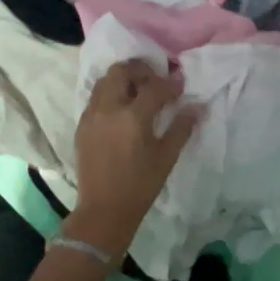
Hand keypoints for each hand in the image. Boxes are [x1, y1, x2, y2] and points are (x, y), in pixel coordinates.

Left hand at [71, 59, 198, 249]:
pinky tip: (122, 109)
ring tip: (138, 92)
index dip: (170, 83)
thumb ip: (182, 128)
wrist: (103, 210)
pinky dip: (109, 93)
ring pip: (104, 81)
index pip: (154, 87)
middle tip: (155, 80)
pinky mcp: (82, 125)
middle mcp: (108, 109)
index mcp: (132, 118)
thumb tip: (198, 106)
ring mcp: (91, 116)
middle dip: (140, 69)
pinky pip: (95, 98)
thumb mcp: (166, 157)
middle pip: (120, 71)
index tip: (181, 84)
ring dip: (122, 79)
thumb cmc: (140, 186)